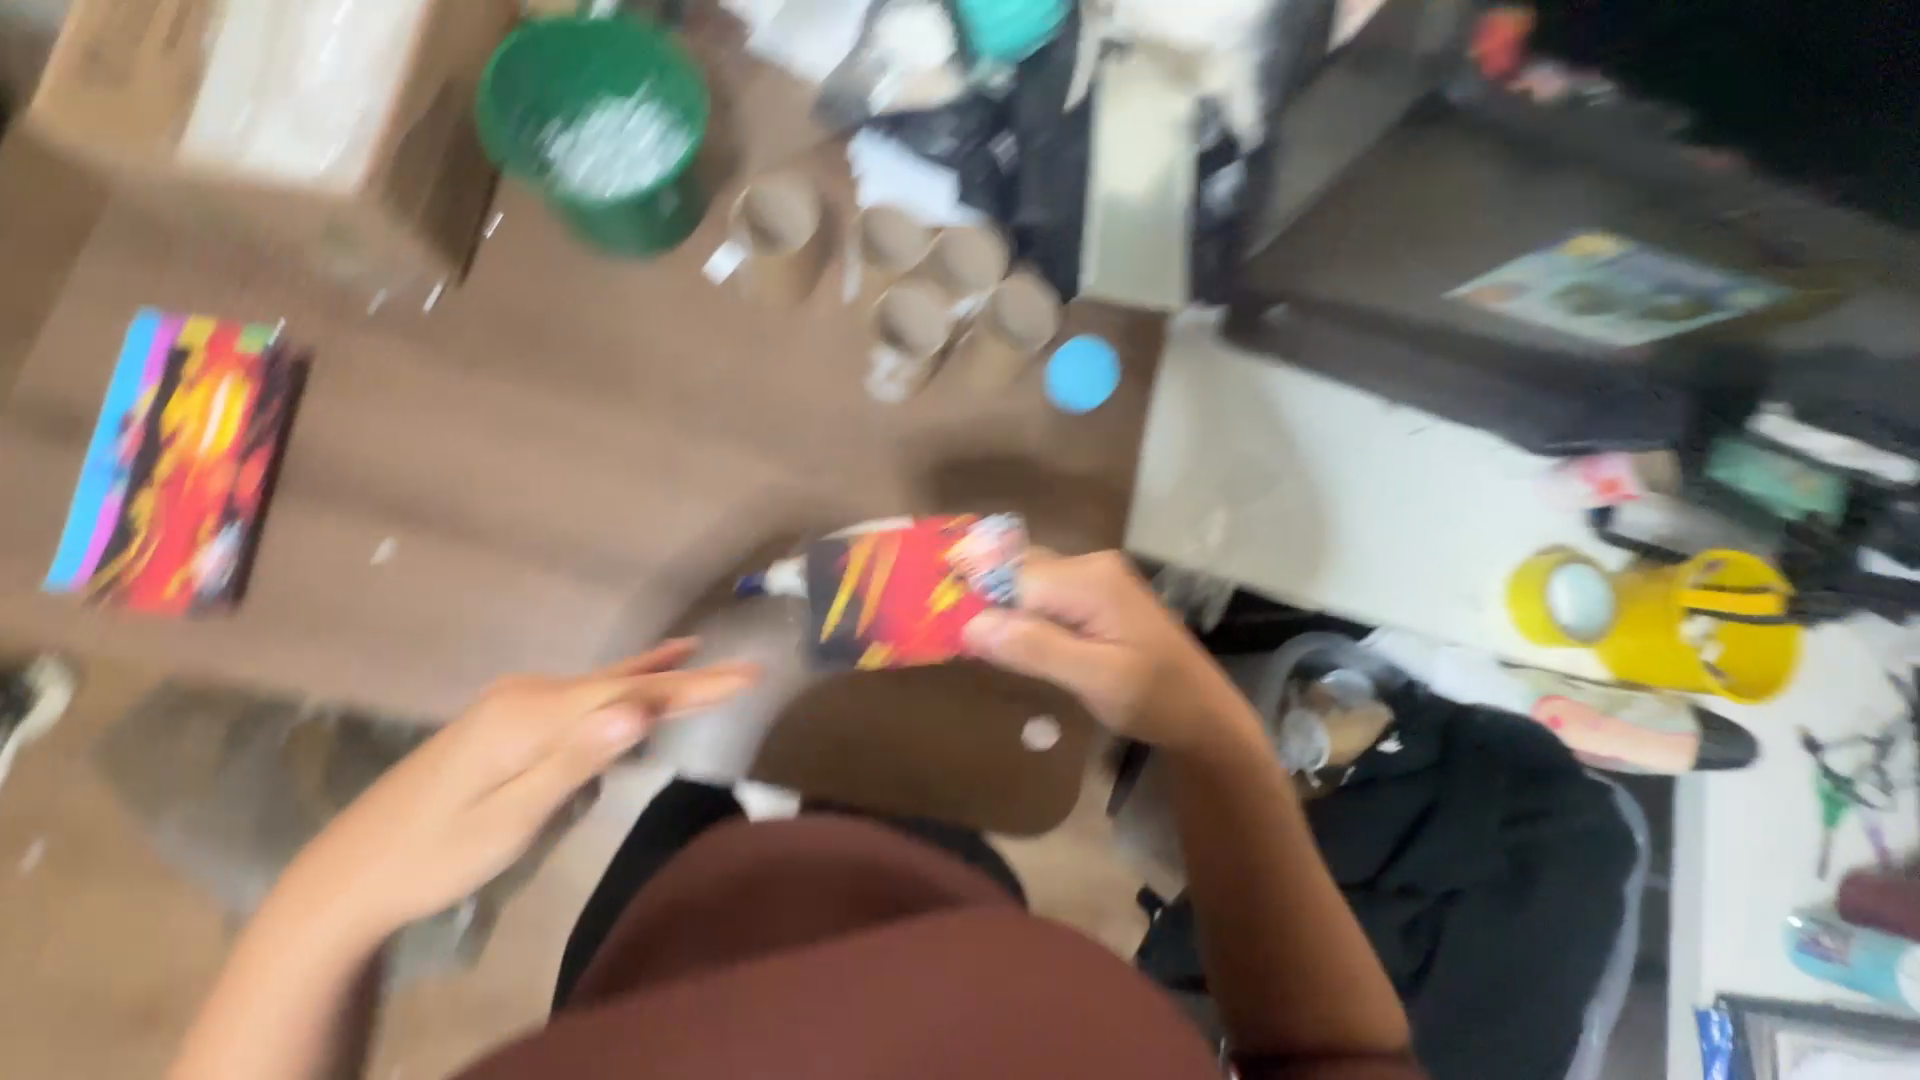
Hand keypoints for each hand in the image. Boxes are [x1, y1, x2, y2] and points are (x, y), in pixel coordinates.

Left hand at [268, 640, 759, 946]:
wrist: (349, 875)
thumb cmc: (435, 856)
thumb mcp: (510, 818)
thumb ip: (576, 761)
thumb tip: (640, 711)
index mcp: (532, 714)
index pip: (632, 693)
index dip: (696, 685)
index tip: (751, 673)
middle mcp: (529, 693)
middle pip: (623, 682)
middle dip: (687, 679)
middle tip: (747, 672)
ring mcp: (517, 702)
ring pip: (605, 686)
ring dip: (658, 680)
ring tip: (707, 663)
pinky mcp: (510, 718)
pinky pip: (583, 695)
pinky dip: (622, 685)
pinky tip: (640, 673)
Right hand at [962, 550, 1254, 749]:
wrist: (1203, 714)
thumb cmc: (1156, 699)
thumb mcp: (1096, 679)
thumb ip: (1036, 648)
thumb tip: (971, 624)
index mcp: (1090, 580)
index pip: (1012, 578)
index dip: (975, 602)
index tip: (940, 628)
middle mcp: (1090, 566)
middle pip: (1016, 571)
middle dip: (981, 598)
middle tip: (945, 632)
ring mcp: (1093, 579)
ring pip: (1026, 582)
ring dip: (998, 607)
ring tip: (967, 638)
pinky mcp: (1093, 597)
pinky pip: (1042, 595)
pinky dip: (1019, 614)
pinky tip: (1007, 641)